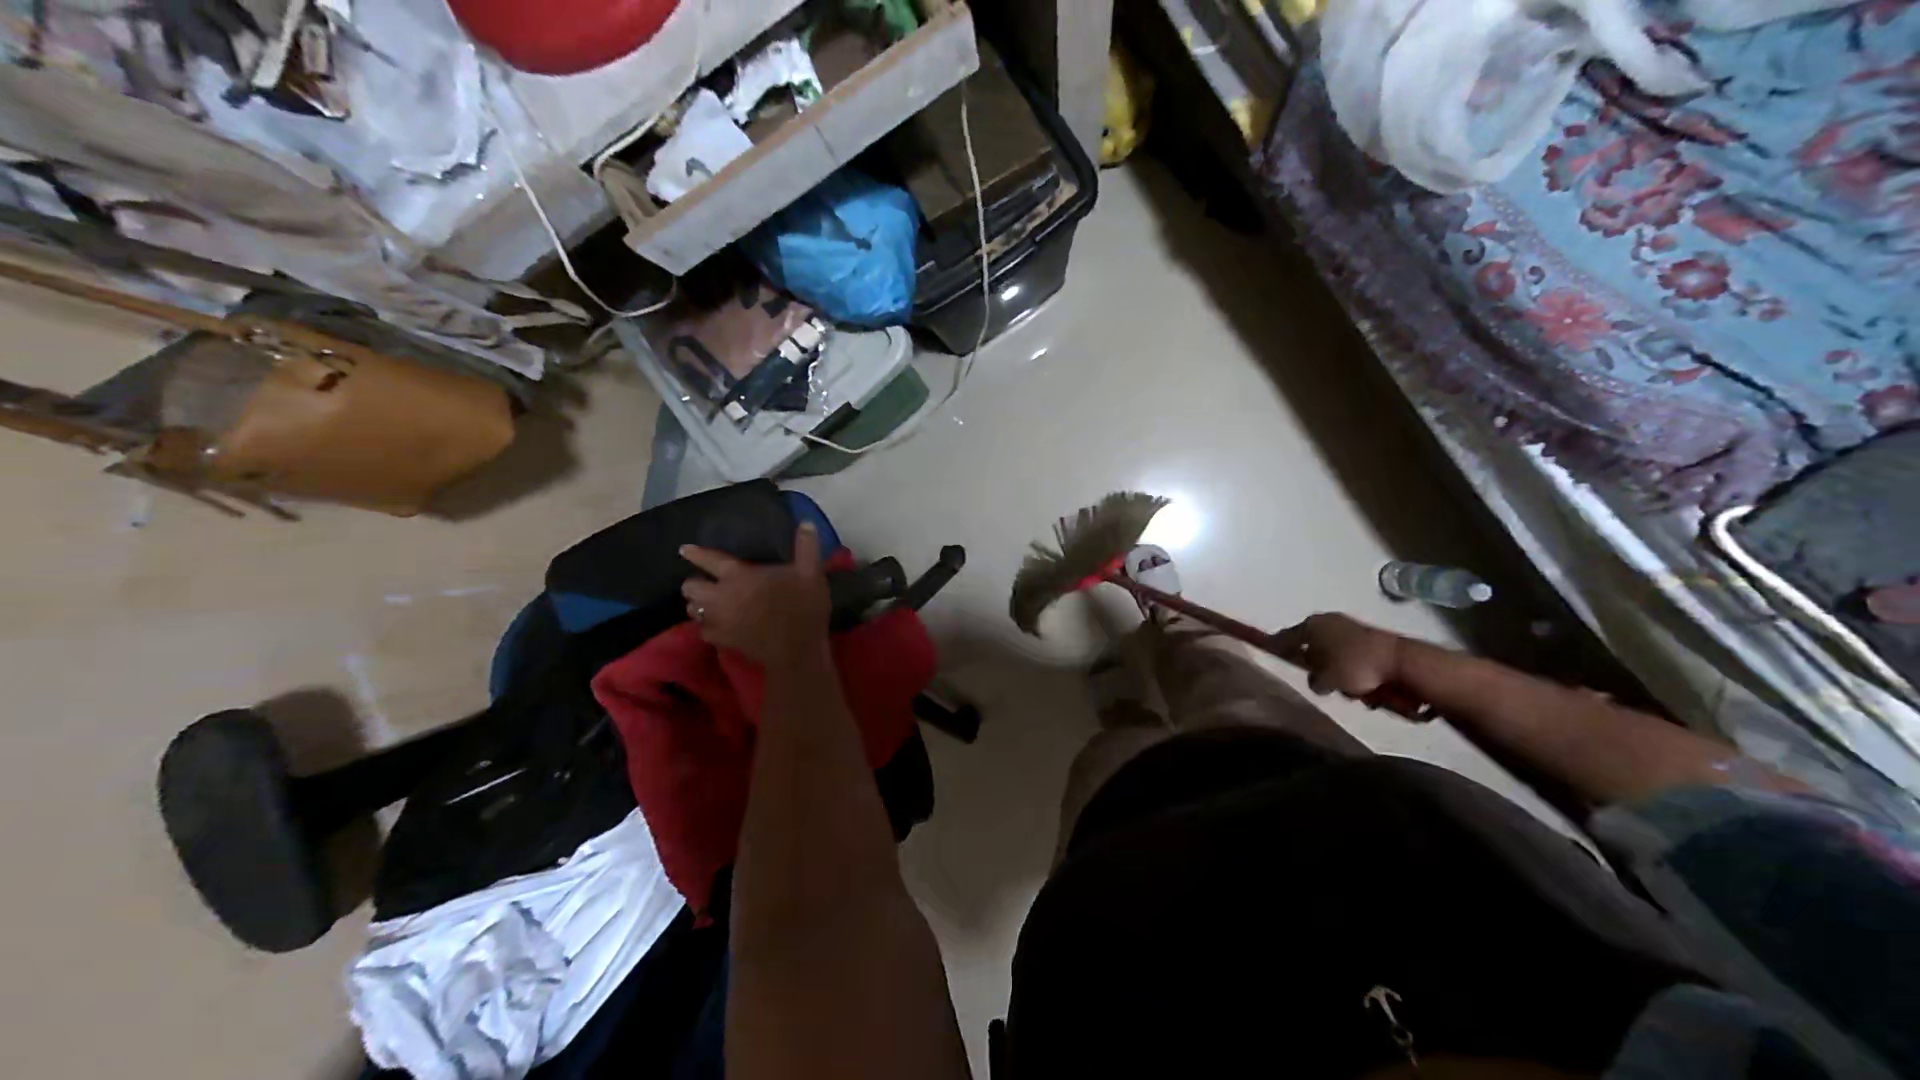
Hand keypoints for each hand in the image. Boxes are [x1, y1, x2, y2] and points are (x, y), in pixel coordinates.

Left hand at [680, 525, 830, 667]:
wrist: (797, 652)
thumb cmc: (803, 609)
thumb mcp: (811, 574)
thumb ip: (806, 547)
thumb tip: (806, 522)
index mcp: (739, 575)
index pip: (708, 559)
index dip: (695, 553)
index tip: (684, 550)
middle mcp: (721, 596)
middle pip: (690, 586)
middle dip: (694, 583)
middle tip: (705, 583)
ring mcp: (719, 620)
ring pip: (692, 609)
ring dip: (697, 604)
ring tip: (707, 603)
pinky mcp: (721, 640)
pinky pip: (702, 630)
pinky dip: (706, 626)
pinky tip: (716, 625)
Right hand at [1272, 613, 1406, 698]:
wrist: (1402, 662)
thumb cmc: (1354, 666)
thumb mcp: (1324, 678)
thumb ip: (1314, 680)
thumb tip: (1318, 681)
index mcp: (1312, 625)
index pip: (1285, 636)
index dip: (1277, 646)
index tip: (1268, 651)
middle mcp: (1329, 622)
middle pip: (1312, 647)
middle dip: (1317, 667)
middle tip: (1324, 684)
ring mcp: (1352, 629)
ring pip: (1335, 656)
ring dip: (1340, 674)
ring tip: (1353, 691)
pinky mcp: (1372, 640)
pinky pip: (1354, 659)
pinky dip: (1357, 672)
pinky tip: (1367, 687)